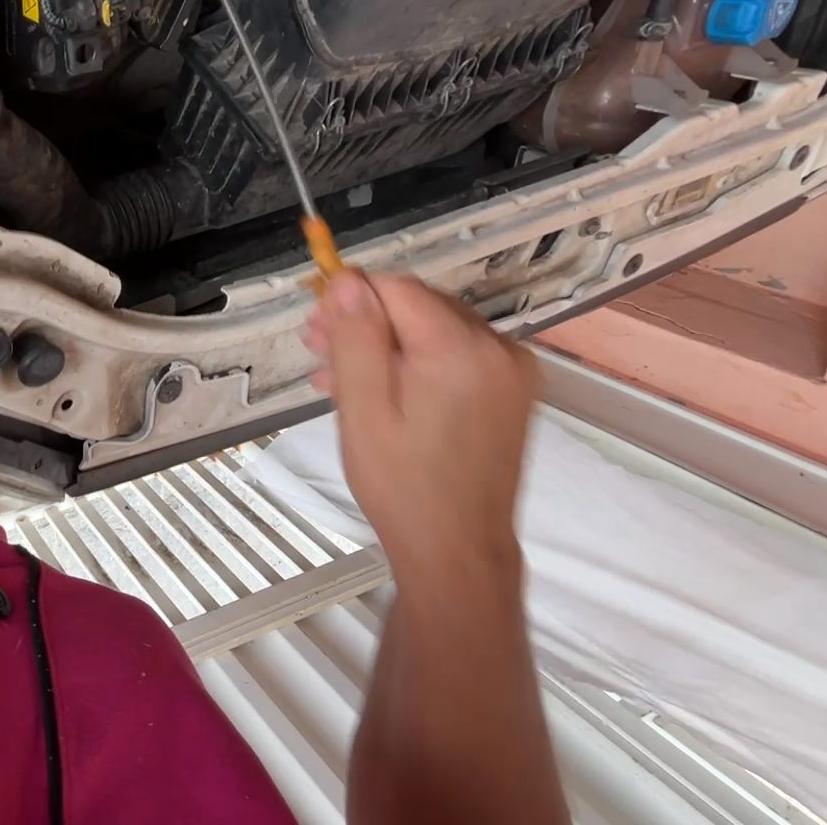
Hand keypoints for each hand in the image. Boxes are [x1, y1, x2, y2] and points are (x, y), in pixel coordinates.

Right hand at [303, 272, 539, 572]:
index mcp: (460, 350)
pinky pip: (452, 353)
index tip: (314, 328)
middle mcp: (498, 349)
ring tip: (337, 375)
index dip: (350, 299)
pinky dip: (411, 361)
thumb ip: (356, 336)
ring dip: (382, 342)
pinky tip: (377, 388)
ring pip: (430, 327)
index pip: (396, 289)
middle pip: (415, 304)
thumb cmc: (399, 482)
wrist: (455, 547)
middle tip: (316, 350)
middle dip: (363, 320)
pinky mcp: (511, 390)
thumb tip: (345, 280)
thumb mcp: (362, 406)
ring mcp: (512, 370)